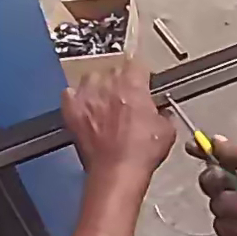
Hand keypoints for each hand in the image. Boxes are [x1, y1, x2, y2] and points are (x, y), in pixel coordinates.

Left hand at [62, 60, 174, 183]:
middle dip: (120, 82)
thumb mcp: (167, 131)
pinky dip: (76, 98)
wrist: (117, 171)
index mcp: (133, 85)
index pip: (136, 65)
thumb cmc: (141, 152)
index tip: (143, 83)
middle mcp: (108, 85)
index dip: (141, 75)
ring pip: (90, 78)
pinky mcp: (72, 111)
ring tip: (103, 101)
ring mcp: (87, 96)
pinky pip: (69, 94)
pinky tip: (84, 108)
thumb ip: (164, 114)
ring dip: (97, 86)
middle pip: (113, 71)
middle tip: (125, 99)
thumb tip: (162, 112)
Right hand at [193, 137, 236, 235]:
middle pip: (211, 177)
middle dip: (218, 180)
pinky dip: (236, 224)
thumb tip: (216, 141)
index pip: (223, 155)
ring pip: (214, 202)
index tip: (193, 147)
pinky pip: (220, 224)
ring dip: (233, 205)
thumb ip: (235, 152)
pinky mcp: (235, 232)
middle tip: (236, 184)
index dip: (207, 151)